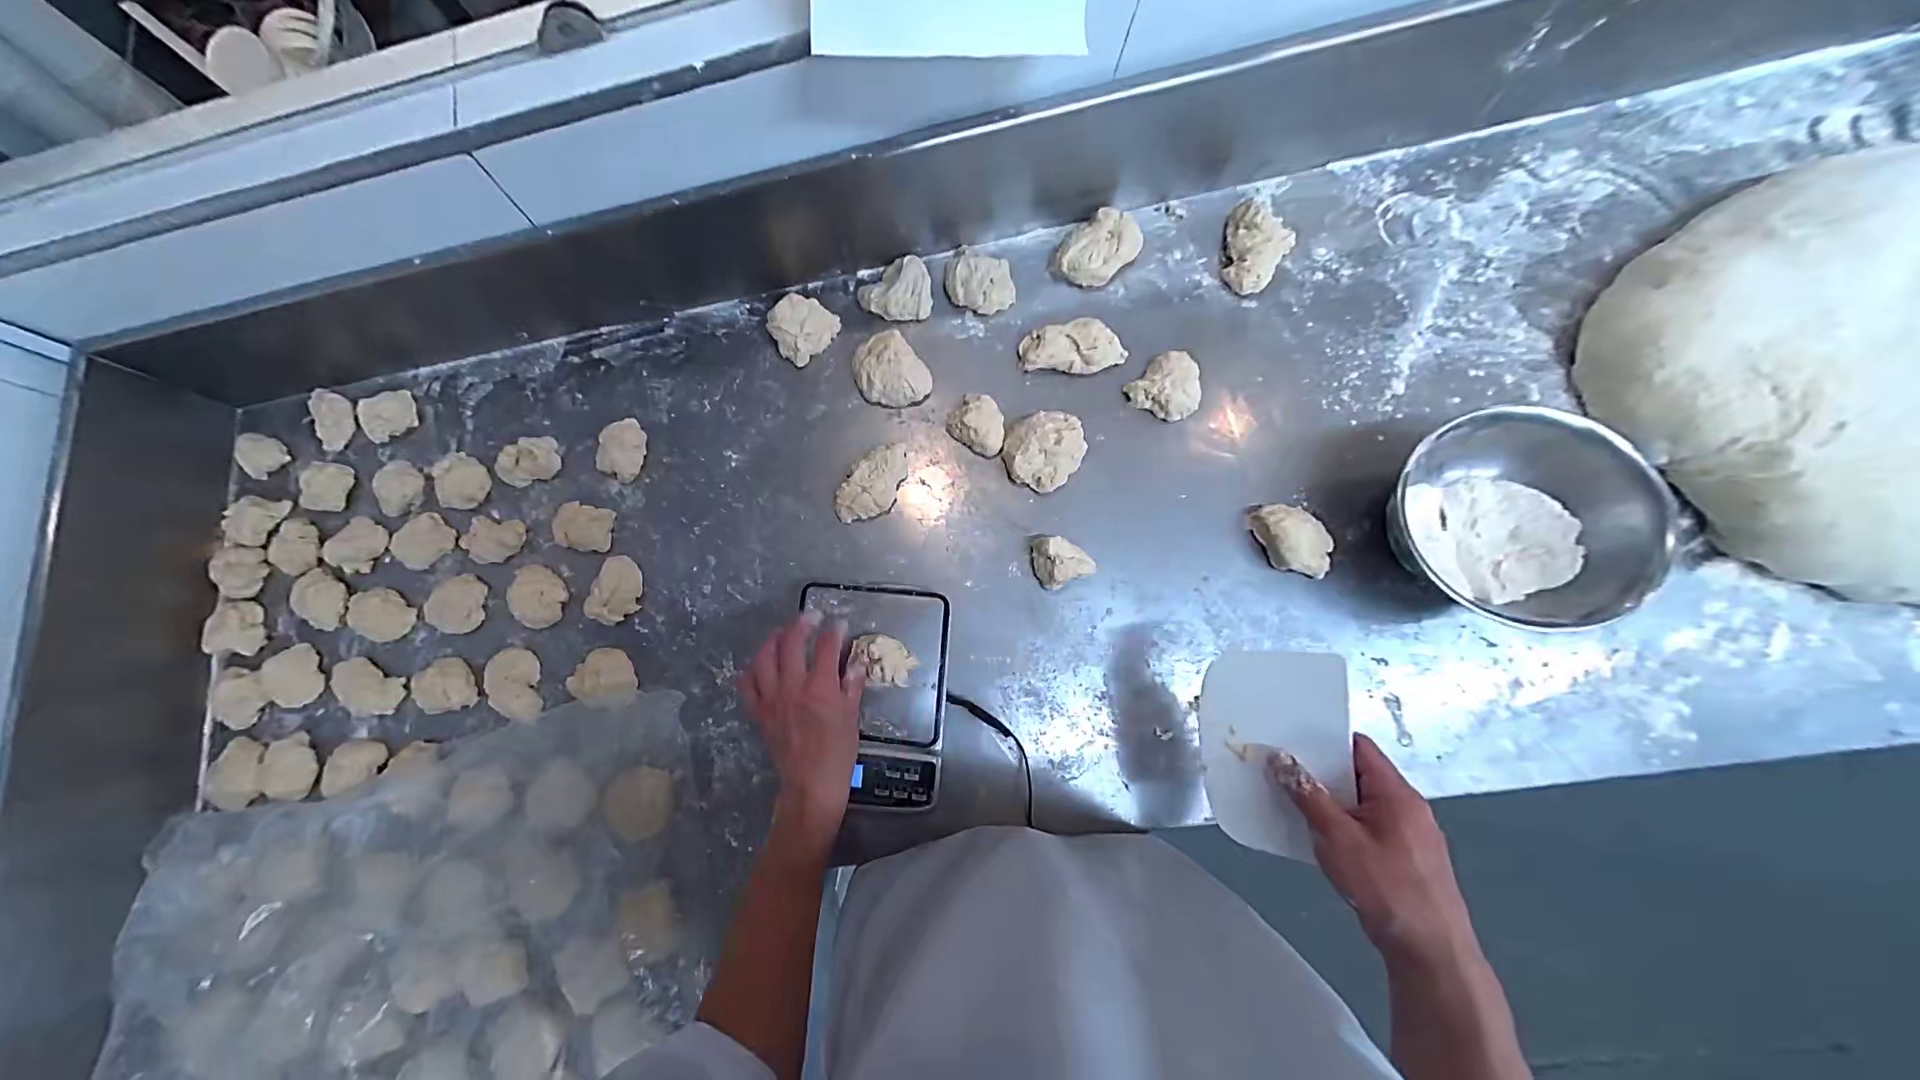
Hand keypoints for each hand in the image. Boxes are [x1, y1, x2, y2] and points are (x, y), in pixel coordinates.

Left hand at [740, 612, 865, 843]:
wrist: (811, 784)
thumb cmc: (838, 752)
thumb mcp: (852, 716)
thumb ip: (852, 685)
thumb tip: (855, 662)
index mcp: (821, 688)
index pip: (826, 647)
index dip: (834, 631)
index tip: (839, 623)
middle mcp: (793, 688)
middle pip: (792, 644)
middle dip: (801, 625)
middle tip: (810, 617)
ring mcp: (772, 699)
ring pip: (765, 658)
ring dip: (773, 640)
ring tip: (783, 633)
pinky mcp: (760, 713)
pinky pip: (748, 685)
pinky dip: (752, 670)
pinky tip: (760, 664)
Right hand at [1272, 734, 1480, 968]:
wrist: (1432, 953)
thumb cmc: (1386, 888)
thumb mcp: (1337, 837)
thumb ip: (1308, 795)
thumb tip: (1283, 759)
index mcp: (1397, 794)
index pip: (1359, 747)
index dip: (1324, 739)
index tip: (1290, 739)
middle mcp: (1409, 807)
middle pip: (1359, 773)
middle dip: (1321, 771)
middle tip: (1282, 769)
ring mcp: (1410, 834)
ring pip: (1362, 802)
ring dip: (1330, 800)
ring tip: (1292, 800)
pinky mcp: (1407, 857)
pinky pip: (1368, 825)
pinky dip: (1343, 823)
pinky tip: (1319, 835)